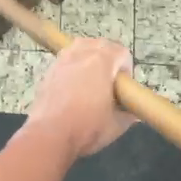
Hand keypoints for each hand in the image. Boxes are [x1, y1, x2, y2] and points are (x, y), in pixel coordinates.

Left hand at [22, 39, 136, 157]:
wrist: (49, 135)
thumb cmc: (86, 128)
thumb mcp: (116, 125)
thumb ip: (128, 114)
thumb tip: (133, 113)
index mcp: (101, 61)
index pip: (121, 51)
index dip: (127, 68)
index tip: (124, 86)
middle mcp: (80, 54)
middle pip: (100, 44)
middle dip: (109, 58)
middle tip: (110, 81)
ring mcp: (61, 61)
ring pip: (79, 48)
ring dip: (89, 59)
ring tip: (92, 80)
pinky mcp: (47, 72)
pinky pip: (65, 60)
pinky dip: (73, 67)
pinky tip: (73, 88)